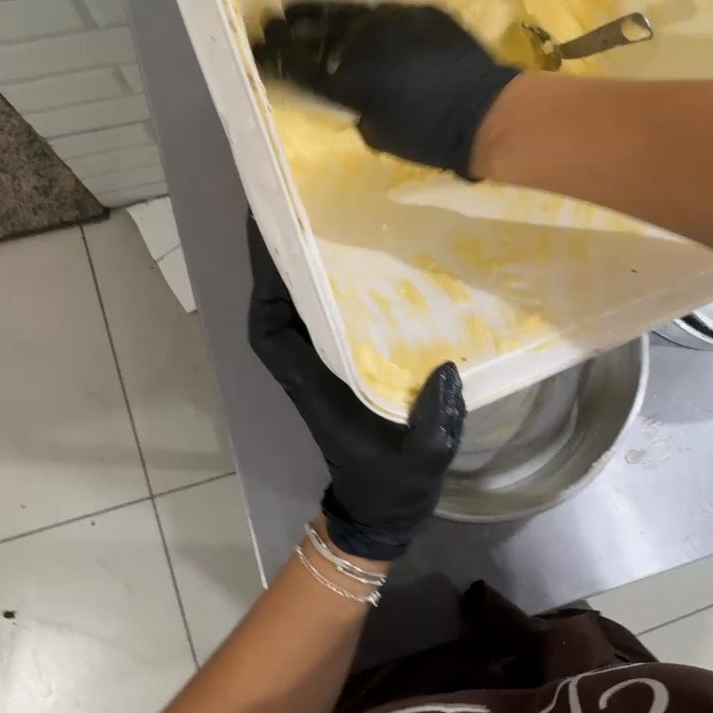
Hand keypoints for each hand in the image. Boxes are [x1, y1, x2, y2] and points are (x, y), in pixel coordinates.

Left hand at [245, 217, 465, 559]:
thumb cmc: (393, 487)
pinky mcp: (353, 367)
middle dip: (282, 256)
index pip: (270, 332)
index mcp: (314, 388)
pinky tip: (371, 258)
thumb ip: (433, 423)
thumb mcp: (421, 461)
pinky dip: (339, 286)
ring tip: (334, 214)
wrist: (386, 509)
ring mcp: (332, 367)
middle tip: (302, 202)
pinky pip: (336, 317)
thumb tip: (447, 368)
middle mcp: (315, 370)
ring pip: (307, 307)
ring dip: (309, 264)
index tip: (272, 239)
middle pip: (283, 306)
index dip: (265, 286)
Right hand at [251, 0, 519, 179]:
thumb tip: (348, 91)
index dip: (275, 56)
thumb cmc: (430, 136)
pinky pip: (384, 12)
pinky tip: (362, 22)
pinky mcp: (420, 10)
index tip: (258, 48)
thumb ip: (354, 106)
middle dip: (292, 26)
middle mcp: (363, 37)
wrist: (486, 114)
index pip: (298, 62)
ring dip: (326, 15)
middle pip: (317, 25)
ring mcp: (393, 17)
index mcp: (347, 74)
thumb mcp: (377, 132)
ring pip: (349, 12)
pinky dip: (369, 19)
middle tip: (274, 23)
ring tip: (305, 13)